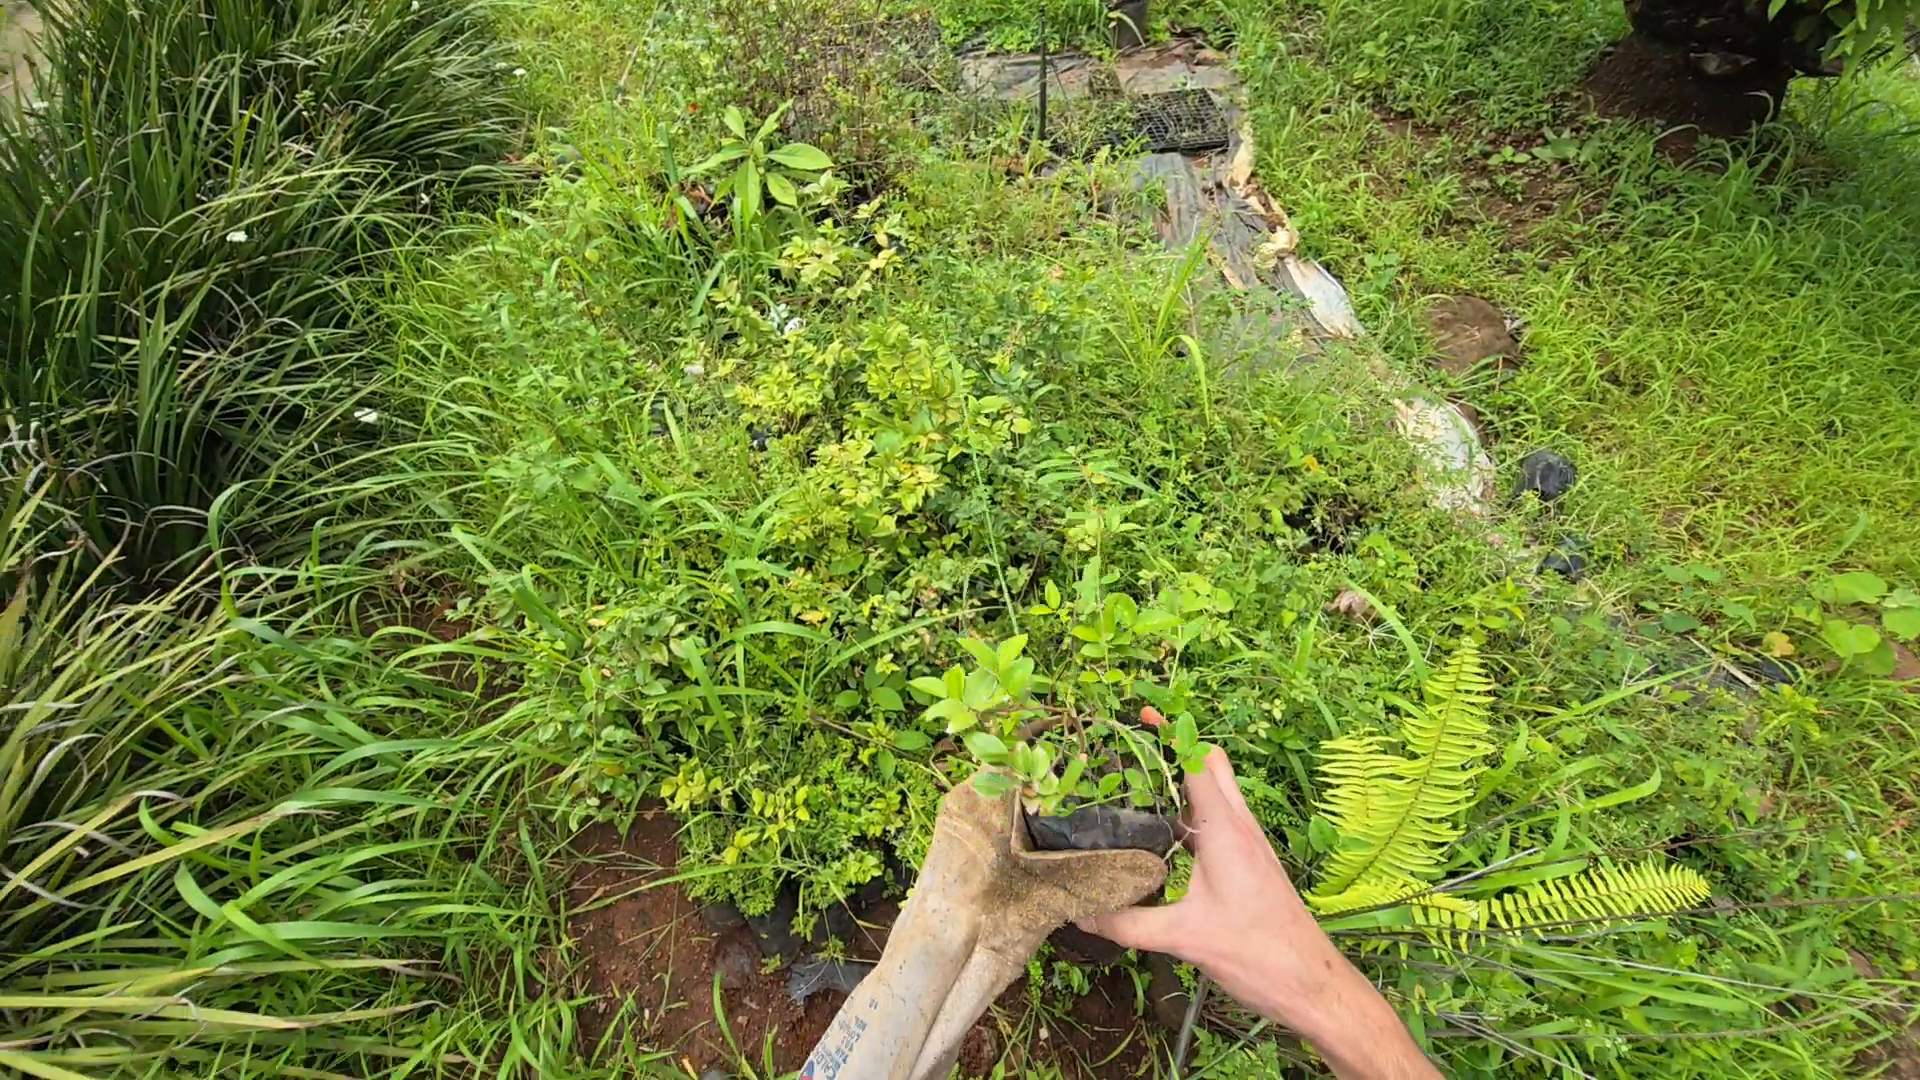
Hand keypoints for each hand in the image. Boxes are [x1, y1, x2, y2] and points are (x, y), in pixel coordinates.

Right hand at [1076, 741, 1439, 1079]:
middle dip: (1182, 743)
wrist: (1315, 986)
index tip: (1144, 715)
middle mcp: (1240, 825)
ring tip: (1148, 781)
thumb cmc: (1257, 955)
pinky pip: (1223, 812)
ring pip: (1221, 786)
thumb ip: (1128, 923)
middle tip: (1144, 745)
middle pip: (1214, 761)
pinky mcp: (1253, 858)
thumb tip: (1080, 913)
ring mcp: (1250, 840)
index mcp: (1224, 830)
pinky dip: (1197, 804)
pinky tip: (1171, 830)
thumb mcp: (1184, 938)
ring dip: (1190, 773)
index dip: (1171, 733)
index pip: (1197, 762)